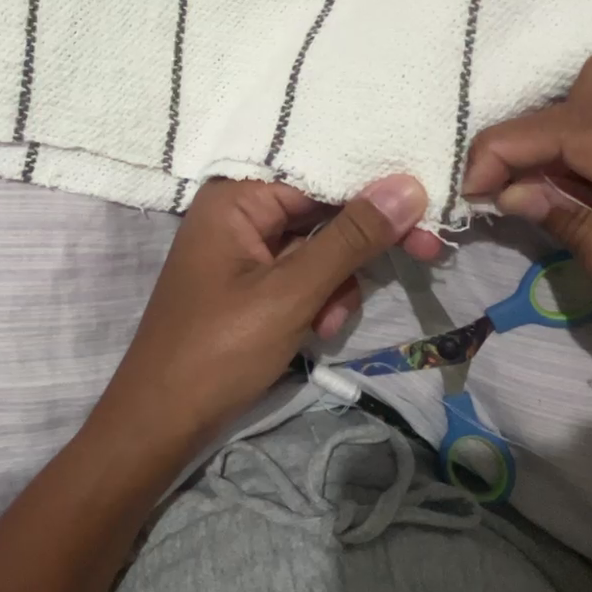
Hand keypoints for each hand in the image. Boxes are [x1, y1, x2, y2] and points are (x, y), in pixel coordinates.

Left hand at [87, 175, 430, 458]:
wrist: (161, 419)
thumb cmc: (218, 349)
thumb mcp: (291, 293)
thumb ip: (350, 238)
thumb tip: (408, 186)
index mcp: (235, 197)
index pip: (319, 173)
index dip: (376, 190)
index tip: (429, 211)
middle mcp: (237, 213)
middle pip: (321, 208)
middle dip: (360, 245)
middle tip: (424, 254)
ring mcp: (242, 251)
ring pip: (318, 247)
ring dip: (338, 283)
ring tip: (328, 323)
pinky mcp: (249, 285)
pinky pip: (300, 276)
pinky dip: (317, 300)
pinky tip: (317, 331)